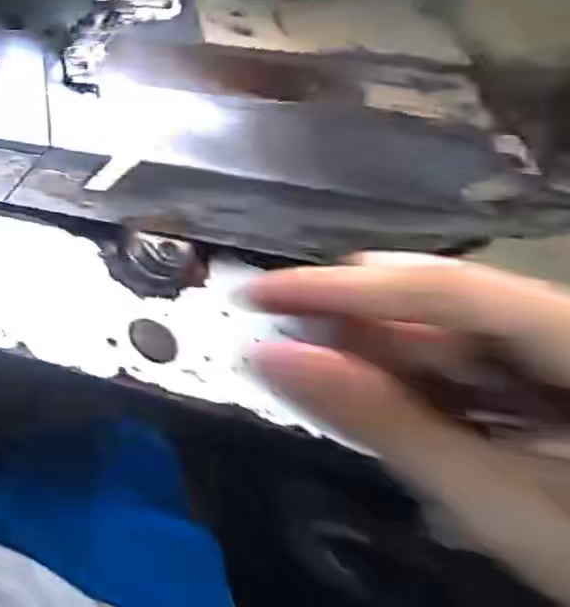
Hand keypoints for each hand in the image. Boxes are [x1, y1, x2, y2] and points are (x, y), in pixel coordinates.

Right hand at [245, 253, 569, 601]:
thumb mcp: (498, 505)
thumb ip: (386, 423)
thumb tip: (265, 354)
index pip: (450, 291)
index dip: (341, 286)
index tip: (252, 296)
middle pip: (455, 310)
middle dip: (365, 330)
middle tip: (293, 354)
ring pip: (464, 335)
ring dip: (390, 359)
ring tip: (343, 393)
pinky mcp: (564, 391)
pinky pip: (486, 364)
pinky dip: (427, 382)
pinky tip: (404, 413)